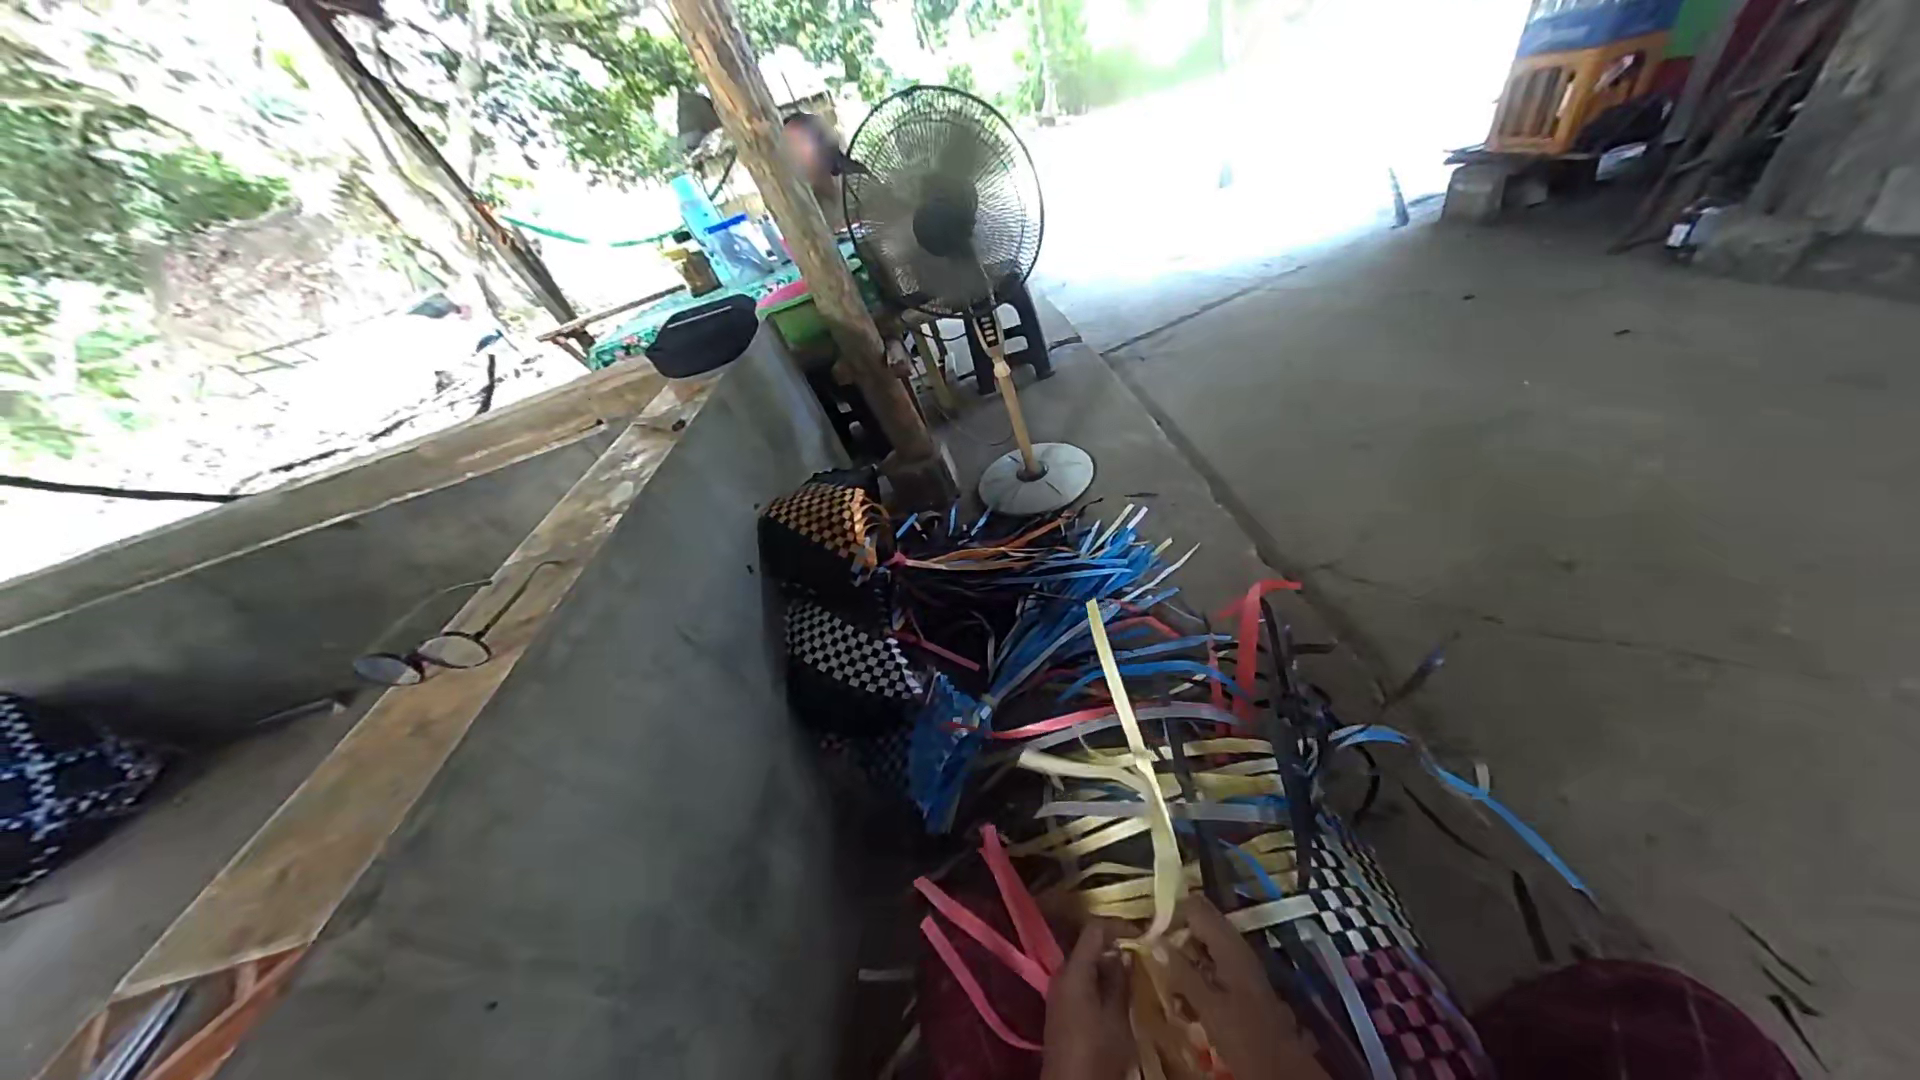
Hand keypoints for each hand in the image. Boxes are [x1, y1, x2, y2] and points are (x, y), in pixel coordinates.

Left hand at [1042, 920, 1133, 1079]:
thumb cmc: (1096, 1053)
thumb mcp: (1116, 1019)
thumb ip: (1120, 982)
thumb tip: (1124, 954)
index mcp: (1073, 970)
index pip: (1094, 930)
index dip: (1118, 926)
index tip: (1143, 934)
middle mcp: (1061, 974)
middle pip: (1088, 947)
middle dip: (1114, 947)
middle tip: (1141, 956)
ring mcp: (1058, 991)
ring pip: (1085, 965)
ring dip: (1107, 966)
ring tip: (1134, 975)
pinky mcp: (1060, 1008)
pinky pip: (1080, 982)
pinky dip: (1098, 981)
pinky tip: (1117, 995)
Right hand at [1162, 897, 1327, 1079]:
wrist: (1286, 1074)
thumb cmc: (1247, 1037)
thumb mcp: (1209, 1007)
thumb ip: (1182, 972)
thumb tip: (1154, 940)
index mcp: (1229, 944)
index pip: (1195, 906)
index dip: (1171, 911)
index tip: (1149, 928)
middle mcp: (1235, 947)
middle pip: (1198, 924)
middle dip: (1174, 935)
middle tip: (1152, 953)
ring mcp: (1239, 965)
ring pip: (1202, 946)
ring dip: (1182, 957)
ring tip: (1165, 979)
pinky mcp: (1239, 983)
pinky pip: (1210, 965)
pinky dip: (1194, 974)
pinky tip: (1182, 997)